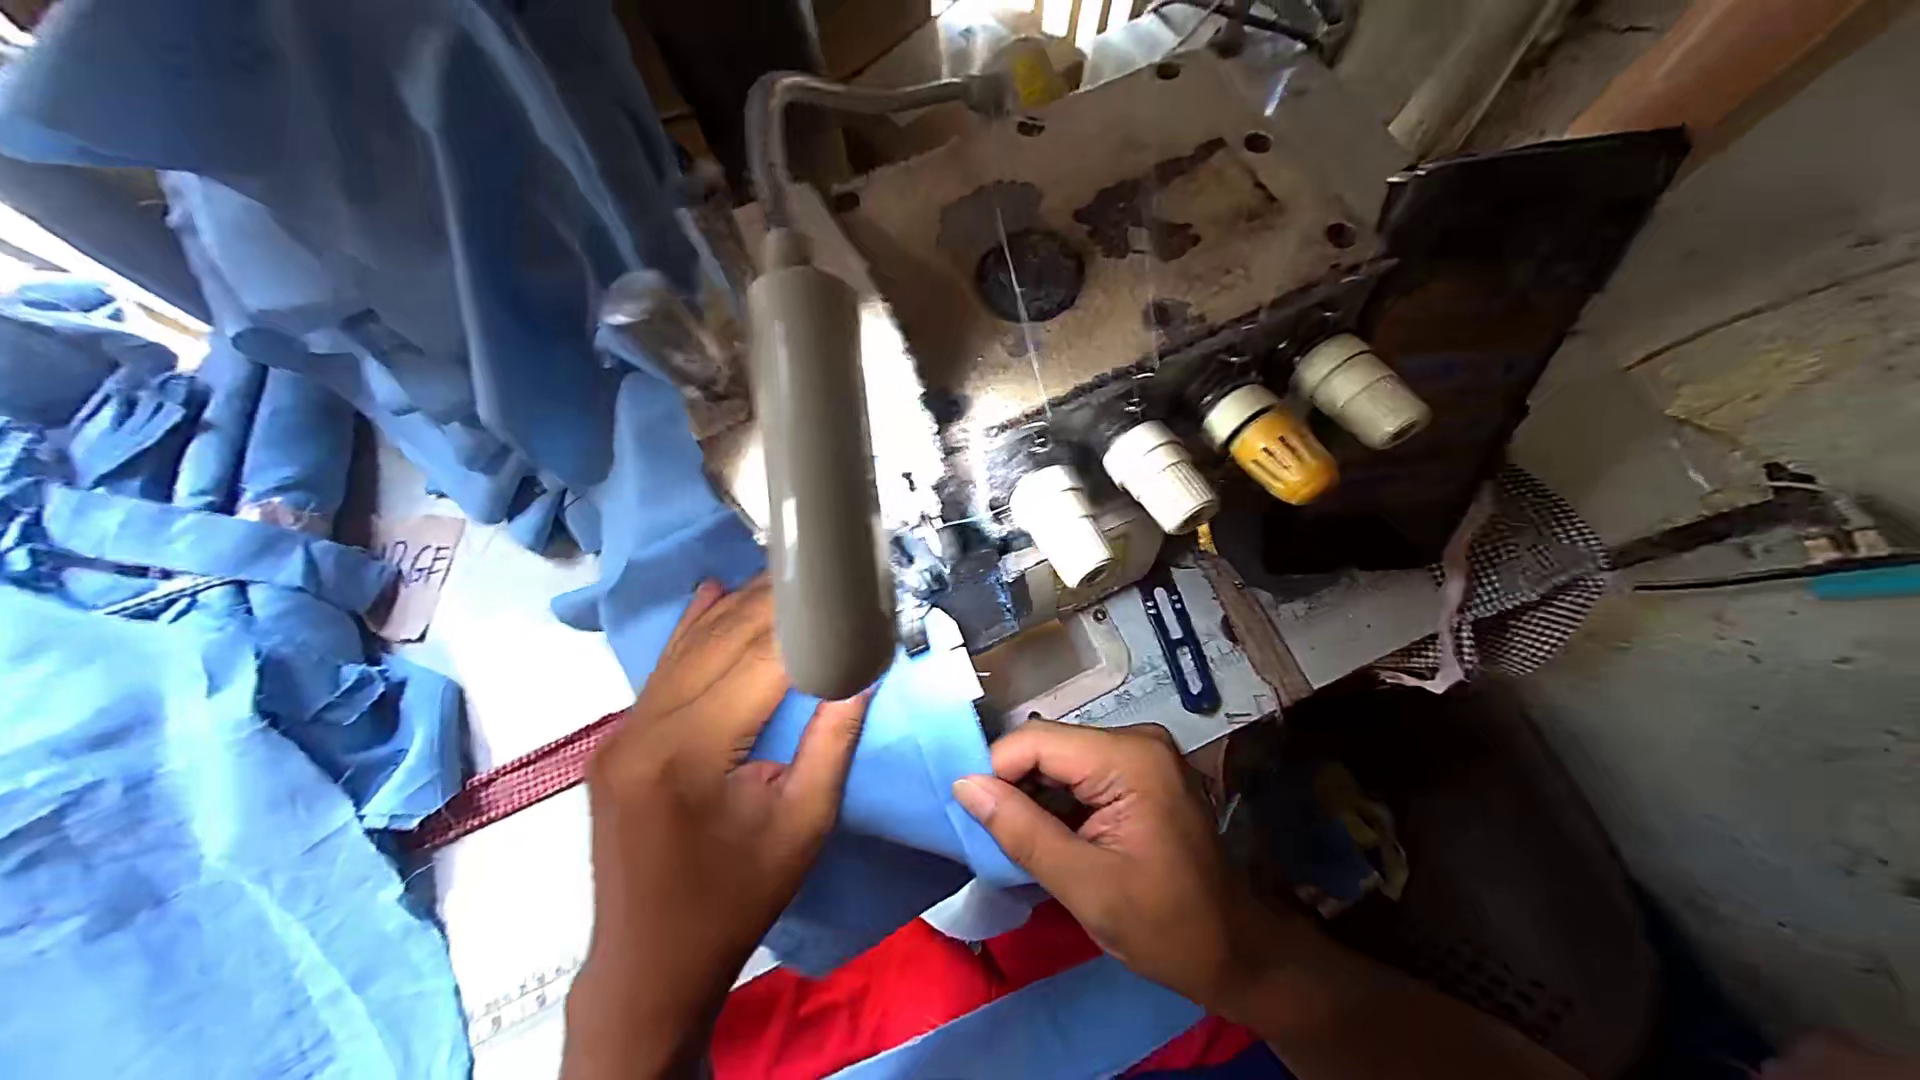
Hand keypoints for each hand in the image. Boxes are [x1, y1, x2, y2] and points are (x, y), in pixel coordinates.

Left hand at [564, 577, 869, 1077]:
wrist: (651, 962)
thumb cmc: (737, 898)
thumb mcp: (804, 824)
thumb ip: (834, 739)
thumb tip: (863, 672)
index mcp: (691, 751)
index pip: (760, 659)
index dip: (808, 622)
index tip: (846, 595)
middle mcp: (645, 728)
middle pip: (722, 640)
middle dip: (776, 603)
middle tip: (824, 577)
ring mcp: (623, 731)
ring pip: (689, 646)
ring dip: (738, 607)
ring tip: (784, 576)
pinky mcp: (619, 739)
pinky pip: (663, 668)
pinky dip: (693, 628)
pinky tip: (712, 592)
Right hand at [957, 722, 1586, 1079]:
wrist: (1250, 959)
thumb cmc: (1175, 930)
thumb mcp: (1087, 887)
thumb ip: (1024, 828)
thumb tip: (965, 782)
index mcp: (1129, 757)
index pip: (1036, 740)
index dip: (1001, 773)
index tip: (976, 811)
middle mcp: (1140, 741)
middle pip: (1050, 745)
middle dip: (1022, 785)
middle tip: (1010, 840)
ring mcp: (1147, 755)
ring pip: (1066, 758)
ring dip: (1042, 795)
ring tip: (1038, 846)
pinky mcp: (1149, 774)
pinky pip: (1085, 773)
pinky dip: (1064, 800)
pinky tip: (1065, 840)